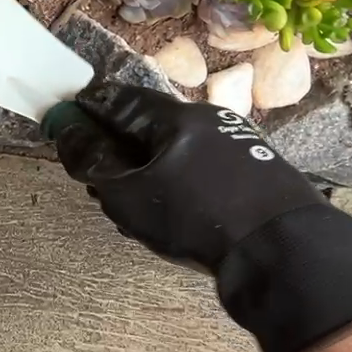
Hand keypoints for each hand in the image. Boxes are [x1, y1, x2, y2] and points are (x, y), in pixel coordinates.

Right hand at [46, 84, 324, 271]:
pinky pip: (198, 172)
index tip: (66, 117)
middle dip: (117, 147)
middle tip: (95, 175)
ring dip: (145, 172)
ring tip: (129, 205)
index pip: (120, 100)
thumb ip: (92, 161)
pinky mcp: (254, 176)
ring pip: (174, 153)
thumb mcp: (128, 193)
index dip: (89, 106)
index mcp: (176, 119)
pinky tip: (169, 216)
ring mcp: (237, 148)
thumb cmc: (195, 216)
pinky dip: (173, 186)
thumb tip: (67, 131)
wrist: (285, 251)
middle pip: (149, 127)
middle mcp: (209, 122)